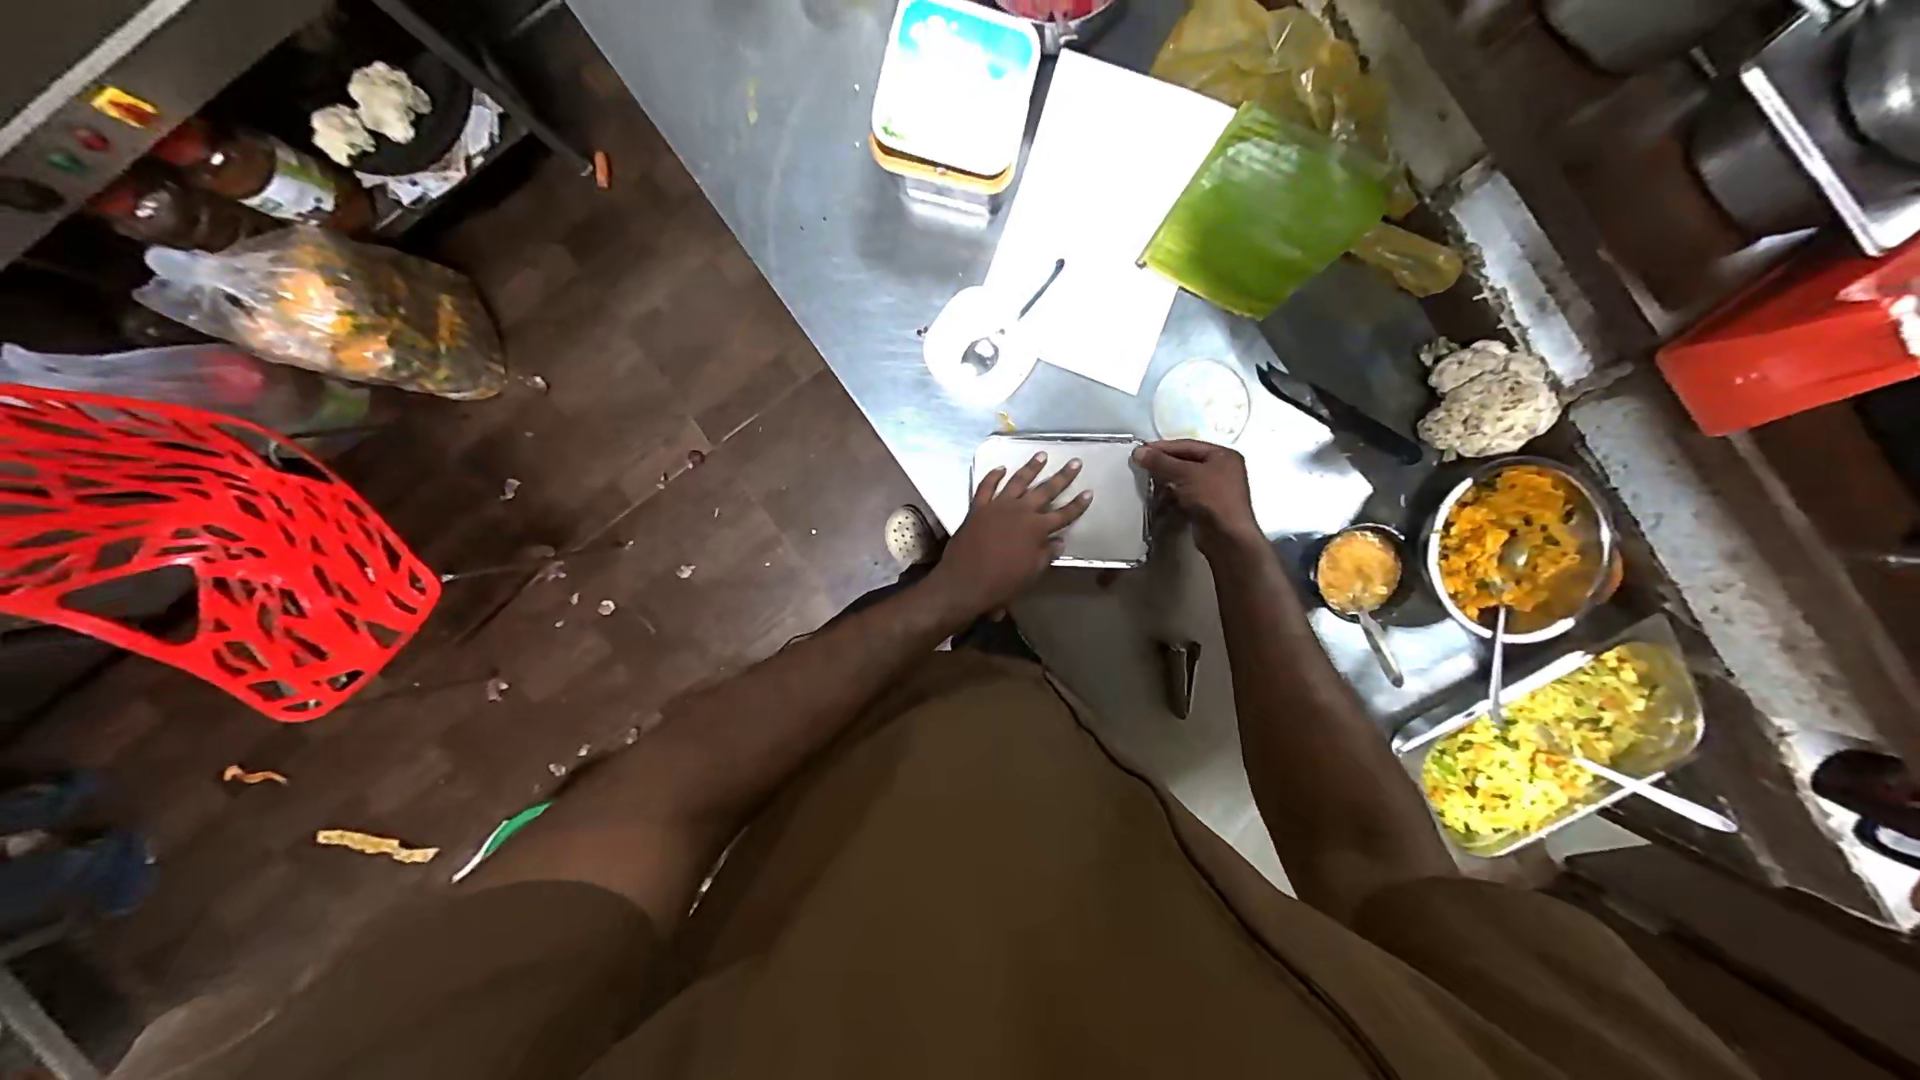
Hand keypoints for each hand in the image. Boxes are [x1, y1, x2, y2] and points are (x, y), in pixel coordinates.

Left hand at [926, 453, 1091, 621]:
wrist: (964, 582)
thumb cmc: (1002, 582)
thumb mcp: (1031, 572)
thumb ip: (1046, 554)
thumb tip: (1059, 541)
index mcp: (1036, 529)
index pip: (1063, 514)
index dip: (1078, 505)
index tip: (1089, 492)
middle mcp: (1020, 511)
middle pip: (1046, 490)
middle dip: (1062, 477)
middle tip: (1075, 462)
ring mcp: (997, 506)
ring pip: (1018, 481)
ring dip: (1031, 467)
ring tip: (1042, 455)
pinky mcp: (978, 508)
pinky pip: (986, 487)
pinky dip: (993, 476)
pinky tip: (1001, 468)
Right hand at [1133, 440, 1261, 557]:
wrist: (1226, 537)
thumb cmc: (1213, 499)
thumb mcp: (1185, 474)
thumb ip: (1161, 462)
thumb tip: (1139, 452)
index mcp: (1223, 456)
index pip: (1187, 445)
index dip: (1162, 447)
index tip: (1142, 450)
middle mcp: (1221, 470)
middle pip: (1186, 461)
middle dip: (1164, 464)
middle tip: (1142, 464)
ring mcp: (1215, 490)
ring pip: (1184, 479)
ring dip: (1166, 480)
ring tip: (1147, 480)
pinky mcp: (1206, 507)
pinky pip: (1185, 494)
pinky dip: (1171, 494)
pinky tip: (1159, 497)